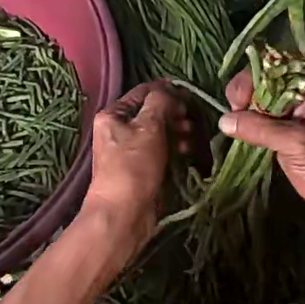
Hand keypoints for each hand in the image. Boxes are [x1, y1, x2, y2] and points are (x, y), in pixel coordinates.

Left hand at [82, 81, 184, 243]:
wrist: (124, 214)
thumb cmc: (133, 166)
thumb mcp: (148, 126)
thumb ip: (161, 102)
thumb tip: (171, 89)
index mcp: (113, 115)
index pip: (144, 92)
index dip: (167, 91)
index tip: (190, 96)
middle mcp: (119, 129)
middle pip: (153, 112)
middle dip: (175, 113)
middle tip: (191, 119)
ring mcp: (131, 150)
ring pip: (160, 132)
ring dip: (178, 130)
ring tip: (191, 136)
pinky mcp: (143, 168)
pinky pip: (162, 150)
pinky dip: (175, 147)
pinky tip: (188, 150)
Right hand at [218, 71, 304, 234]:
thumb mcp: (297, 142)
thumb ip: (261, 129)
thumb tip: (224, 120)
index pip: (271, 71)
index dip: (250, 81)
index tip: (238, 103)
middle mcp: (297, 101)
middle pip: (261, 86)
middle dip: (243, 97)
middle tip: (234, 117)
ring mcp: (289, 120)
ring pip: (257, 107)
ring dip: (242, 114)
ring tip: (234, 129)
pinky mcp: (282, 139)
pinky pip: (259, 126)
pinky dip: (246, 129)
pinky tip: (238, 136)